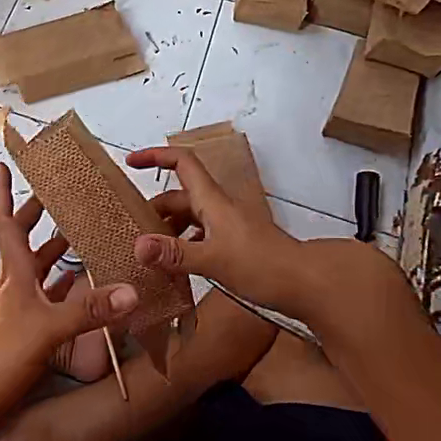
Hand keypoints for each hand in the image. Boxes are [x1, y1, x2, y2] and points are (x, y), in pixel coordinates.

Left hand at [0, 164, 138, 420]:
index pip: (7, 222)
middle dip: (37, 214)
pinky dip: (64, 285)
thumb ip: (90, 310)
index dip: (5, 193)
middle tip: (57, 195)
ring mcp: (20, 307)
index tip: (4, 167)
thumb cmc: (0, 359)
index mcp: (14, 273)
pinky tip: (81, 284)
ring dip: (54, 248)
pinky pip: (49, 297)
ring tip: (77, 233)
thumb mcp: (48, 329)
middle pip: (23, 239)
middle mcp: (14, 284)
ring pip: (38, 267)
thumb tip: (130, 290)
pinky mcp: (28, 329)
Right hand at [124, 146, 417, 338]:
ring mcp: (227, 226)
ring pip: (188, 218)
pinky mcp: (233, 245)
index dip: (156, 156)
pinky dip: (183, 246)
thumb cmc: (266, 266)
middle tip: (132, 230)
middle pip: (178, 196)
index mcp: (213, 201)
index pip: (182, 163)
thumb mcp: (213, 260)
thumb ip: (175, 253)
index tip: (132, 161)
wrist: (309, 285)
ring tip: (150, 252)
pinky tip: (175, 267)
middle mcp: (218, 208)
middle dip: (154, 209)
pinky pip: (199, 237)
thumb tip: (139, 246)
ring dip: (167, 230)